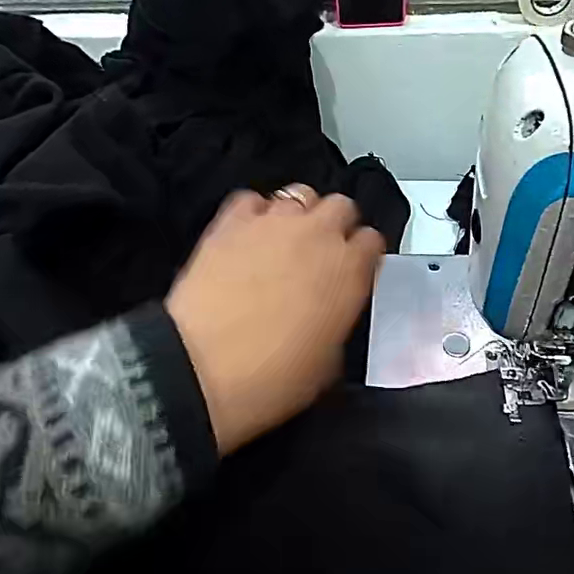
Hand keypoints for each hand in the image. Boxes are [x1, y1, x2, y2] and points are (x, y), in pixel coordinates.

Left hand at [166, 185, 386, 453]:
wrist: (200, 372)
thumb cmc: (273, 378)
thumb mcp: (329, 359)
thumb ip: (340, 317)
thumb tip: (332, 310)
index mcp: (350, 270)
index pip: (373, 240)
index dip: (365, 254)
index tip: (356, 266)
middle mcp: (319, 235)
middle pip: (342, 206)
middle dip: (338, 224)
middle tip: (324, 251)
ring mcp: (274, 223)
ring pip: (301, 194)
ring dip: (300, 214)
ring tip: (287, 239)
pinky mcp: (231, 222)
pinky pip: (252, 199)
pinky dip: (255, 212)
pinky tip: (249, 234)